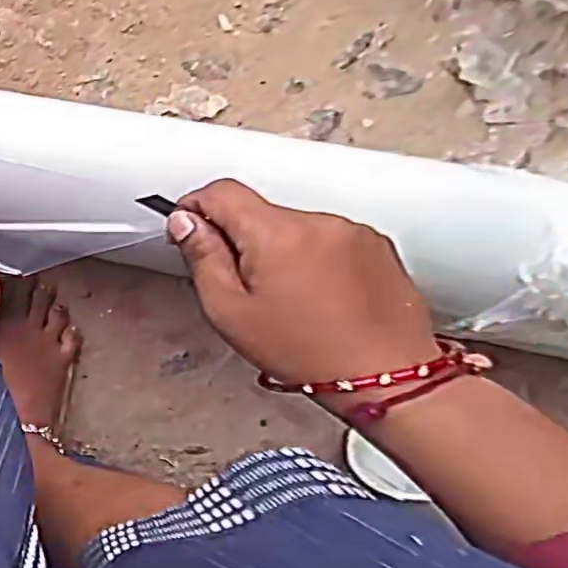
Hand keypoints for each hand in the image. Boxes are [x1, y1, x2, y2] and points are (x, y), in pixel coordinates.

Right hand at [168, 180, 440, 385]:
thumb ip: (201, 256)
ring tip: (275, 293)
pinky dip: (303, 255)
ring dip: (270, 247)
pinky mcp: (374, 245)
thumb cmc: (303, 348)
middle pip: (256, 210)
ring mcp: (353, 232)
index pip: (223, 192)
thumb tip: (185, 223)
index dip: (194, 207)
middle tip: (232, 281)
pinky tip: (304, 292)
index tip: (187, 230)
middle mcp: (320, 223)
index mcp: (278, 235)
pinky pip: (320, 237)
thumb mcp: (226, 307)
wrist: (382, 374)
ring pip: (287, 224)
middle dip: (234, 237)